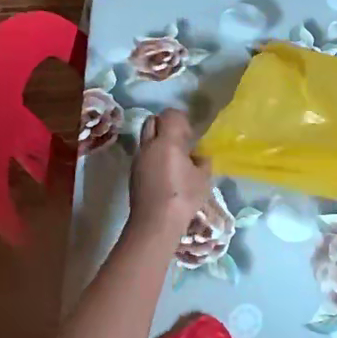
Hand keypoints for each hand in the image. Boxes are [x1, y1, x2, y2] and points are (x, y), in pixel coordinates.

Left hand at [128, 109, 212, 239]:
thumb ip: (202, 161)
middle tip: (180, 141)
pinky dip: (153, 157)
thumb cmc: (183, 197)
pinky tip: (166, 174)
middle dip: (165, 125)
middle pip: (152, 121)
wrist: (155, 222)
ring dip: (158, 142)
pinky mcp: (133, 173)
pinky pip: (144, 156)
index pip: (170, 115)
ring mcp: (138, 159)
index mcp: (167, 141)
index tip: (190, 133)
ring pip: (146, 139)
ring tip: (174, 160)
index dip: (181, 119)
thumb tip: (197, 156)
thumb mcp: (204, 178)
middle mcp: (148, 145)